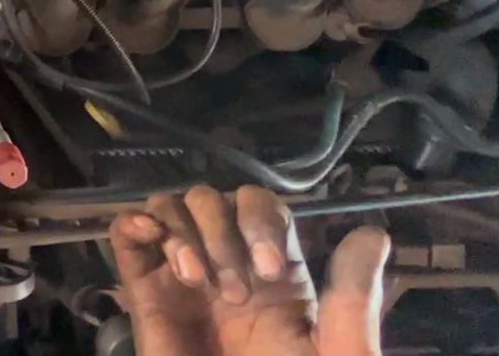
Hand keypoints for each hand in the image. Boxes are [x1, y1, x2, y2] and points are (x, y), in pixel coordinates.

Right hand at [109, 186, 390, 355]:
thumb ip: (351, 299)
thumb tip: (373, 232)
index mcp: (273, 277)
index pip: (258, 206)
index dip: (259, 219)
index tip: (267, 270)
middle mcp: (223, 264)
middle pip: (209, 199)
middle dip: (218, 230)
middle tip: (232, 290)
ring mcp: (180, 277)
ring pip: (168, 207)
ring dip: (181, 230)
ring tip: (195, 279)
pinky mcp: (143, 292)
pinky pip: (126, 234)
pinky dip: (133, 222)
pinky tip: (150, 236)